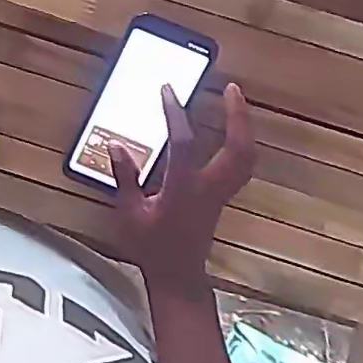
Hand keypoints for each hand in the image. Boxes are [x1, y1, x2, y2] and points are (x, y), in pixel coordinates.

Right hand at [108, 82, 255, 284]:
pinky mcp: (223, 196)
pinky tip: (233, 132)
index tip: (167, 91)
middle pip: (237, 148)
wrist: (178, 274)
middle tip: (231, 89)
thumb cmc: (152, 247)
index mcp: (184, 190)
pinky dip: (241, 143)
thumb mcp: (130, 212)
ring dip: (244, 127)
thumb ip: (125, 177)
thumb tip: (116, 145)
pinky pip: (241, 165)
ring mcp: (221, 193)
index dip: (175, 114)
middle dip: (237, 116)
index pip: (184, 144)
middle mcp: (209, 189)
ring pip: (246, 157)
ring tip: (236, 103)